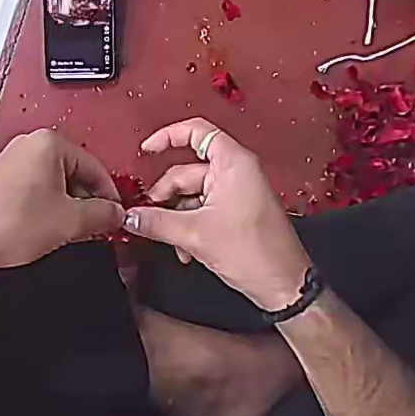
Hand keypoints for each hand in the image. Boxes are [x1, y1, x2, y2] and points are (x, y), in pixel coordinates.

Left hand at [0, 129, 124, 277]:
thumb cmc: (6, 225)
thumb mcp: (71, 221)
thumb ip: (103, 214)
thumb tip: (115, 212)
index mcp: (48, 143)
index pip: (94, 167)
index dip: (109, 195)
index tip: (114, 213)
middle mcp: (27, 146)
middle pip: (74, 173)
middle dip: (86, 201)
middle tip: (95, 225)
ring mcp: (10, 162)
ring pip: (54, 183)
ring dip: (66, 207)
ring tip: (68, 231)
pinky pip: (34, 190)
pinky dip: (45, 208)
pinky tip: (44, 229)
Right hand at [123, 118, 312, 313]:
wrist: (283, 284)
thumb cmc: (256, 252)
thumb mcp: (195, 234)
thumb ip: (157, 222)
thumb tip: (132, 216)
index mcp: (233, 163)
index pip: (196, 132)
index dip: (167, 137)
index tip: (147, 150)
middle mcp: (236, 172)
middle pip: (187, 171)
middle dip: (165, 195)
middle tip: (147, 215)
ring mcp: (237, 192)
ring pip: (192, 195)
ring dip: (176, 217)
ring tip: (167, 239)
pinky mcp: (236, 212)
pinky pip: (203, 210)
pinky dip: (189, 226)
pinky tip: (184, 249)